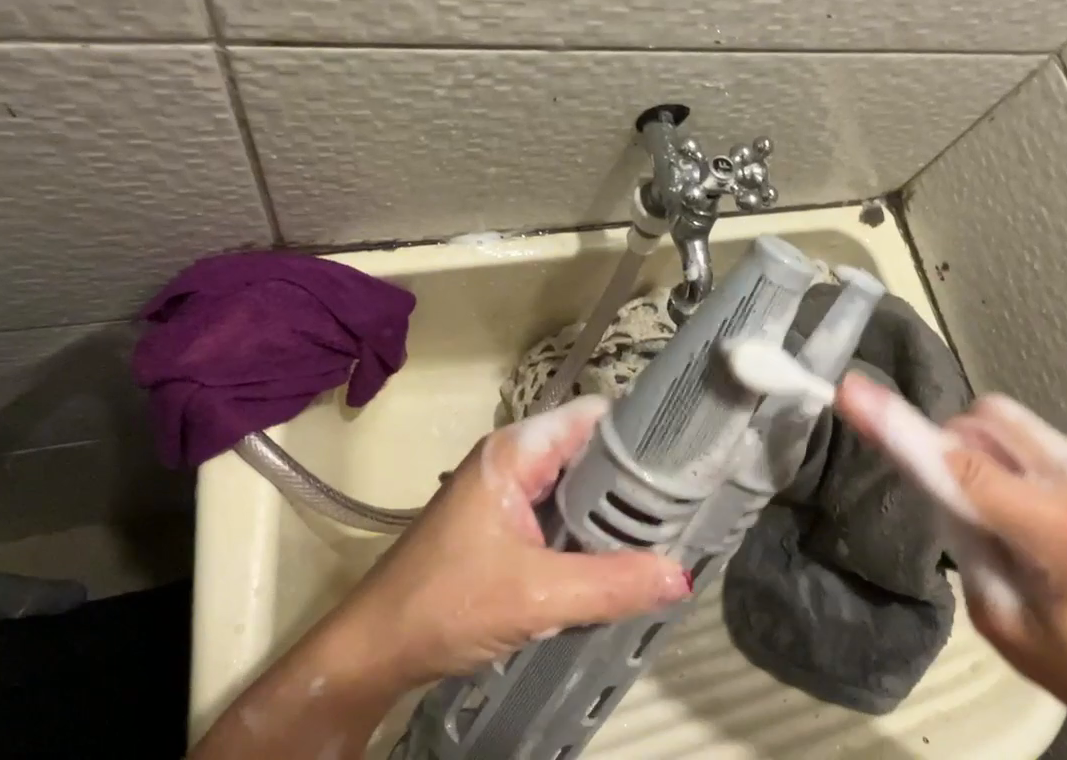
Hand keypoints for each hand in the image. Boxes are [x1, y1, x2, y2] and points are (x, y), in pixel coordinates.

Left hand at [192, 397, 690, 759]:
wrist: (373, 652)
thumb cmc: (444, 605)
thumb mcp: (537, 597)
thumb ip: (612, 583)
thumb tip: (682, 575)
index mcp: (516, 452)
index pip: (594, 415)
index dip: (643, 428)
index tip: (692, 454)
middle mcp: (515, 461)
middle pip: (592, 449)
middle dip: (638, 474)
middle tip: (693, 500)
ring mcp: (509, 494)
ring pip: (579, 485)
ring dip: (617, 508)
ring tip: (673, 528)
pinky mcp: (506, 526)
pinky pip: (563, 515)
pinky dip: (593, 532)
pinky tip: (624, 556)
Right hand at [836, 378, 1066, 759]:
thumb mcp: (1001, 619)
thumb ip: (962, 537)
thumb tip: (929, 470)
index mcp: (1065, 538)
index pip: (963, 470)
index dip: (901, 428)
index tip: (852, 390)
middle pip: (985, 424)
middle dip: (954, 450)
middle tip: (958, 508)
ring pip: (1009, 426)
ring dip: (986, 458)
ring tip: (1007, 521)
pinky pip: (1037, 442)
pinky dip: (1017, 467)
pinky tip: (1041, 518)